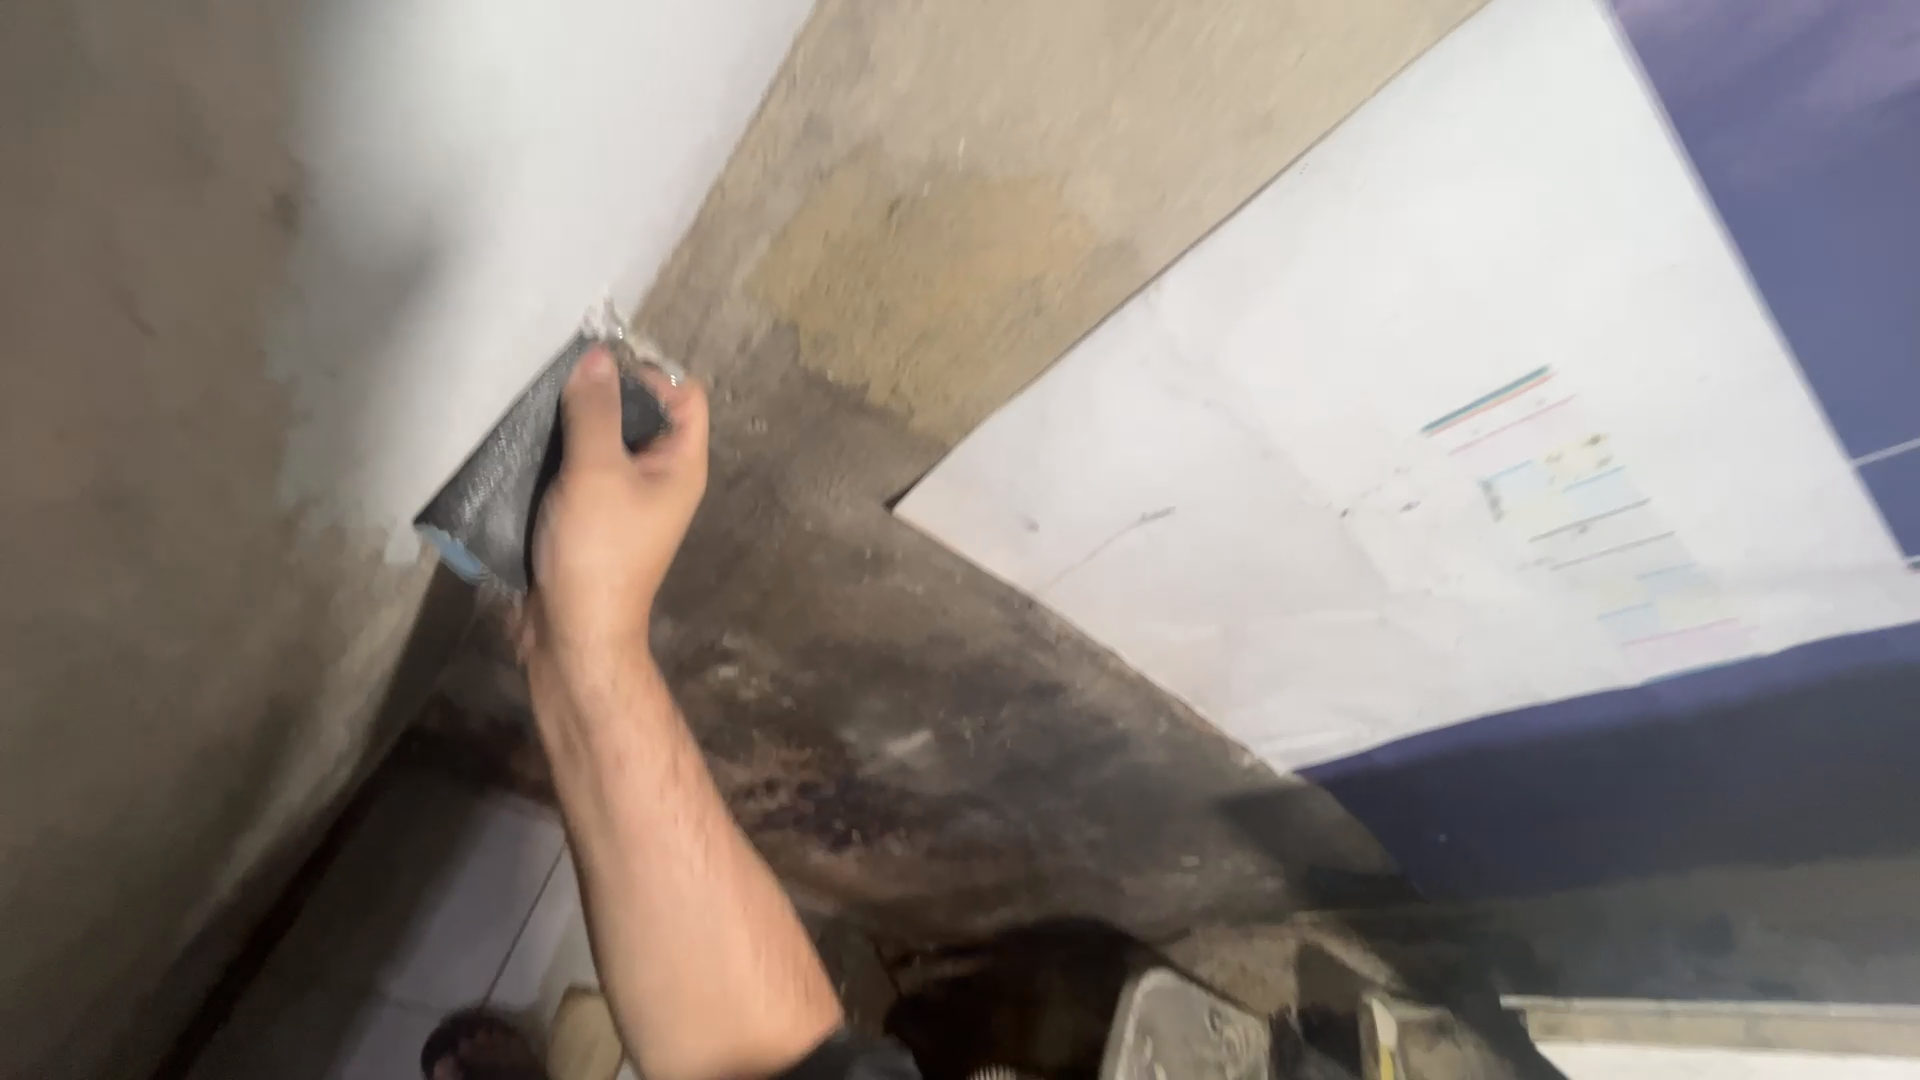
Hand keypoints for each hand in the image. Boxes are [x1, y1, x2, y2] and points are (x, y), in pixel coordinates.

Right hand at [522, 346, 708, 666]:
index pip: (686, 397)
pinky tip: (526, 432)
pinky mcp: (591, 510)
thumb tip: (599, 356)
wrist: (573, 629)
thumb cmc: (597, 549)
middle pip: (643, 412)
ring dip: (576, 418)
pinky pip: (582, 464)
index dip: (653, 372)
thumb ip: (597, 412)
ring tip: (534, 395)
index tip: (600, 362)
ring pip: (607, 437)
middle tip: (557, 372)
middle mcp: (661, 474)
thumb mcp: (598, 472)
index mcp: (682, 464)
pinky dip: (560, 447)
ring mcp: (626, 493)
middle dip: (605, 389)